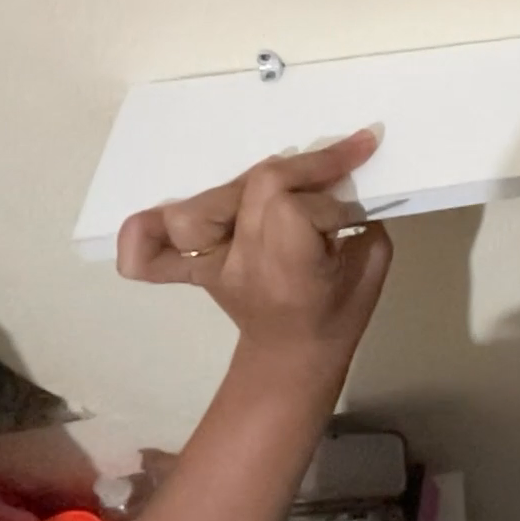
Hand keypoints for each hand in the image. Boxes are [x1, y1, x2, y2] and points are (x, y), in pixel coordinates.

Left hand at [115, 129, 393, 354]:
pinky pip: (146, 251)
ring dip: (247, 183)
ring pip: (201, 206)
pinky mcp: (189, 265)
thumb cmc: (341, 310)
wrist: (293, 355)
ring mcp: (207, 265)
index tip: (353, 214)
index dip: (330, 201)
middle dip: (308, 166)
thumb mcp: (373, 262)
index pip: (296, 209)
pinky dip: (148, 229)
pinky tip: (173, 215)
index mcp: (290, 272)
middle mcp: (241, 265)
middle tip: (340, 165)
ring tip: (279, 186)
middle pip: (258, 186)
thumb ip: (361, 218)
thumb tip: (342, 179)